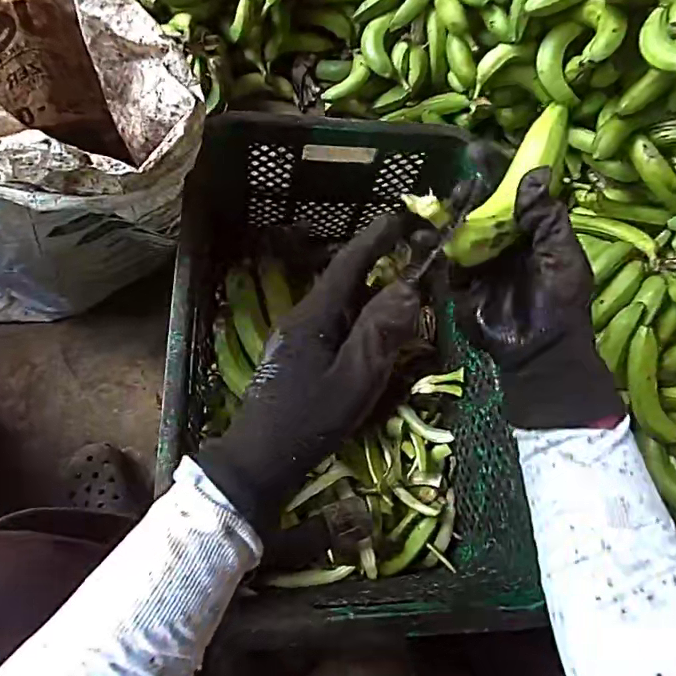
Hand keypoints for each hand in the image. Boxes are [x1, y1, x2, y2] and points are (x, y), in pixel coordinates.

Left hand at [195, 214, 422, 531]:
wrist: (261, 458)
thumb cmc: (309, 419)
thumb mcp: (353, 378)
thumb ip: (379, 332)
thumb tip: (407, 286)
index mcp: (315, 315)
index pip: (349, 264)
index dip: (375, 239)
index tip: (401, 217)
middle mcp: (305, 316)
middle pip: (346, 279)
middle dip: (379, 261)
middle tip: (414, 250)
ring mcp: (301, 335)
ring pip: (343, 302)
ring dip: (372, 289)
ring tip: (405, 284)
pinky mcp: (302, 354)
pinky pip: (338, 322)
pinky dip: (363, 315)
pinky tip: (378, 326)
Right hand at [453, 166, 623, 429]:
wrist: (538, 354)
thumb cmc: (559, 304)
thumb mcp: (562, 256)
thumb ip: (546, 218)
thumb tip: (534, 172)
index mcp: (530, 234)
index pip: (511, 196)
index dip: (497, 174)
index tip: (479, 151)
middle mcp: (501, 243)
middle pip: (479, 209)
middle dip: (467, 192)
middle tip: (459, 179)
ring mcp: (477, 263)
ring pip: (457, 230)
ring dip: (447, 215)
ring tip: (440, 203)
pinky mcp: (457, 284)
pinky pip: (441, 260)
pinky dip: (432, 246)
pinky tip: (423, 234)